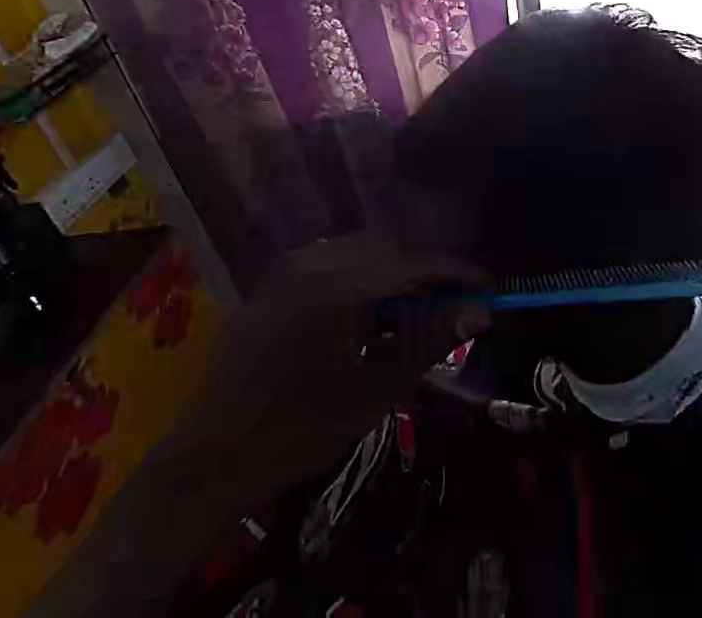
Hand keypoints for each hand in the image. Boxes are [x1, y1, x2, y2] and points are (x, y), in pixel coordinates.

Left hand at [160, 234, 489, 512]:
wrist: (214, 452)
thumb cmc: (296, 432)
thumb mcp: (372, 392)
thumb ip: (426, 342)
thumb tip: (479, 311)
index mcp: (334, 287)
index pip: (411, 262)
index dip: (456, 272)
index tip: (487, 288)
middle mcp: (310, 261)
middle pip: (387, 249)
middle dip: (427, 270)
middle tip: (458, 302)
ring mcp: (288, 266)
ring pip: (359, 251)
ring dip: (395, 271)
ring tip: (421, 307)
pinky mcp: (275, 279)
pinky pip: (332, 261)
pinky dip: (364, 275)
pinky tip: (374, 308)